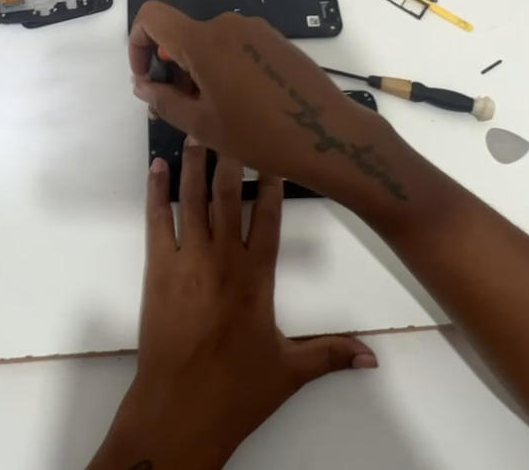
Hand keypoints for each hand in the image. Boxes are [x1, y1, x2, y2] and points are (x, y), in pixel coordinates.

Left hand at [87, 147, 375, 469]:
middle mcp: (223, 257)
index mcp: (256, 276)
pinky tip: (157, 167)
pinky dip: (156, 191)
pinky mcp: (157, 268)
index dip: (270, 181)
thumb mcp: (290, 370)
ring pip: (192, 199)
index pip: (267, 216)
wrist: (180, 408)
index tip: (273, 151)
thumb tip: (373, 356)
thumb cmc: (236, 389)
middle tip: (230, 120)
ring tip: (195, 131)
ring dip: (194, 163)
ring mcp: (187, 259)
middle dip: (230, 156)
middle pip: (227, 195)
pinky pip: (156, 220)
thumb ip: (331, 353)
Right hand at [128, 2, 415, 208]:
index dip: (138, 42)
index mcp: (204, 41)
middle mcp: (229, 25)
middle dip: (171, 66)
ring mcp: (256, 30)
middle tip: (179, 107)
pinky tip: (240, 103)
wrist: (328, 135)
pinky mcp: (276, 40)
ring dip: (199, 70)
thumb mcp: (202, 125)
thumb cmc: (261, 134)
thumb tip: (142, 85)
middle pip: (183, 33)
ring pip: (210, 41)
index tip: (146, 77)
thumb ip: (164, 100)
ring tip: (212, 112)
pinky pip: (236, 45)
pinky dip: (224, 67)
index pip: (152, 17)